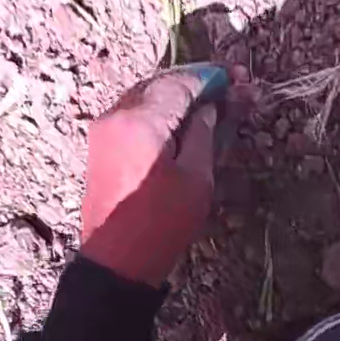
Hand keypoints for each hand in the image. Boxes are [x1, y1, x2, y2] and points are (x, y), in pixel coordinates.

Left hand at [80, 65, 251, 285]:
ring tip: (212, 105)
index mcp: (140, 120)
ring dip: (179, 97)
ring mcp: (104, 130)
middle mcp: (116, 115)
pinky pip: (135, 116)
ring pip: (147, 98)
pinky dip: (161, 113)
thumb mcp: (196, 179)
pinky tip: (184, 122)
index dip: (211, 80)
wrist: (118, 261)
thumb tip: (209, 110)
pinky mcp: (102, 148)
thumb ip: (203, 135)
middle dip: (196, 85)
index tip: (237, 79)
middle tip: (231, 88)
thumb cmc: (162, 222)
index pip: (180, 84)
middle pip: (161, 85)